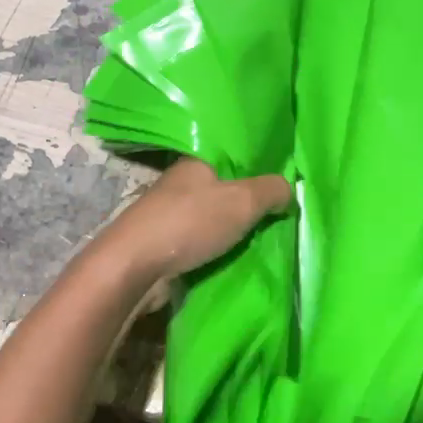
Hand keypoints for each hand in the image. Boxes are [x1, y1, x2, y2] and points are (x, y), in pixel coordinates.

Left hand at [98, 159, 290, 280]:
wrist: (133, 268)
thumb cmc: (189, 223)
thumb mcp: (243, 200)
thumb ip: (271, 190)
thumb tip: (289, 189)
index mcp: (197, 161)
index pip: (234, 154)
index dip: (259, 165)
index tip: (282, 181)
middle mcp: (182, 183)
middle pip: (225, 187)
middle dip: (249, 201)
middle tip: (281, 214)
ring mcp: (170, 214)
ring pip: (212, 217)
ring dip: (233, 229)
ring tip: (266, 239)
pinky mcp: (165, 245)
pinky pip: (202, 242)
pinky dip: (218, 249)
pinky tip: (239, 258)